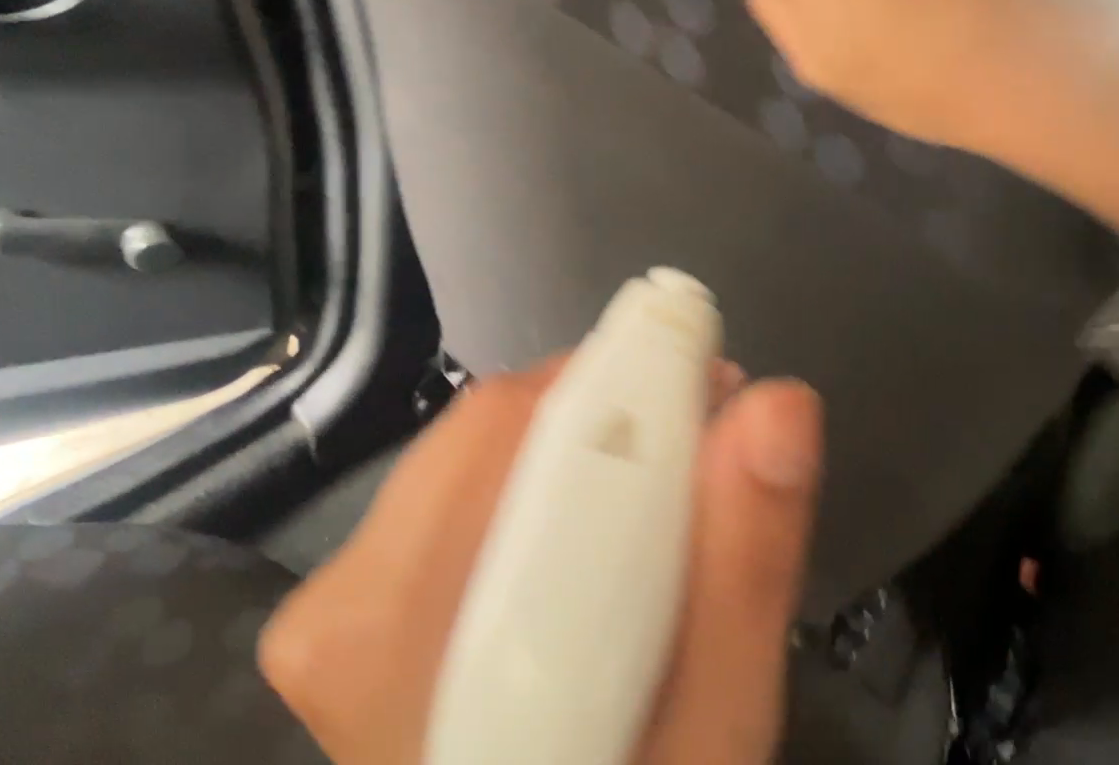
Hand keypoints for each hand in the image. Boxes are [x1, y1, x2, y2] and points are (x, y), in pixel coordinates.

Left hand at [259, 357, 823, 764]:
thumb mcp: (710, 730)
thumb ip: (742, 572)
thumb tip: (777, 410)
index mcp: (399, 626)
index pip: (520, 425)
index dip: (633, 389)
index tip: (716, 394)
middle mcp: (345, 603)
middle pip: (502, 432)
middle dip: (621, 421)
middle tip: (712, 456)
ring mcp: (341, 612)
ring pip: (489, 458)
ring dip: (592, 455)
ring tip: (670, 510)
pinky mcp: (356, 621)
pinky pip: (467, 501)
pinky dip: (552, 497)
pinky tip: (606, 552)